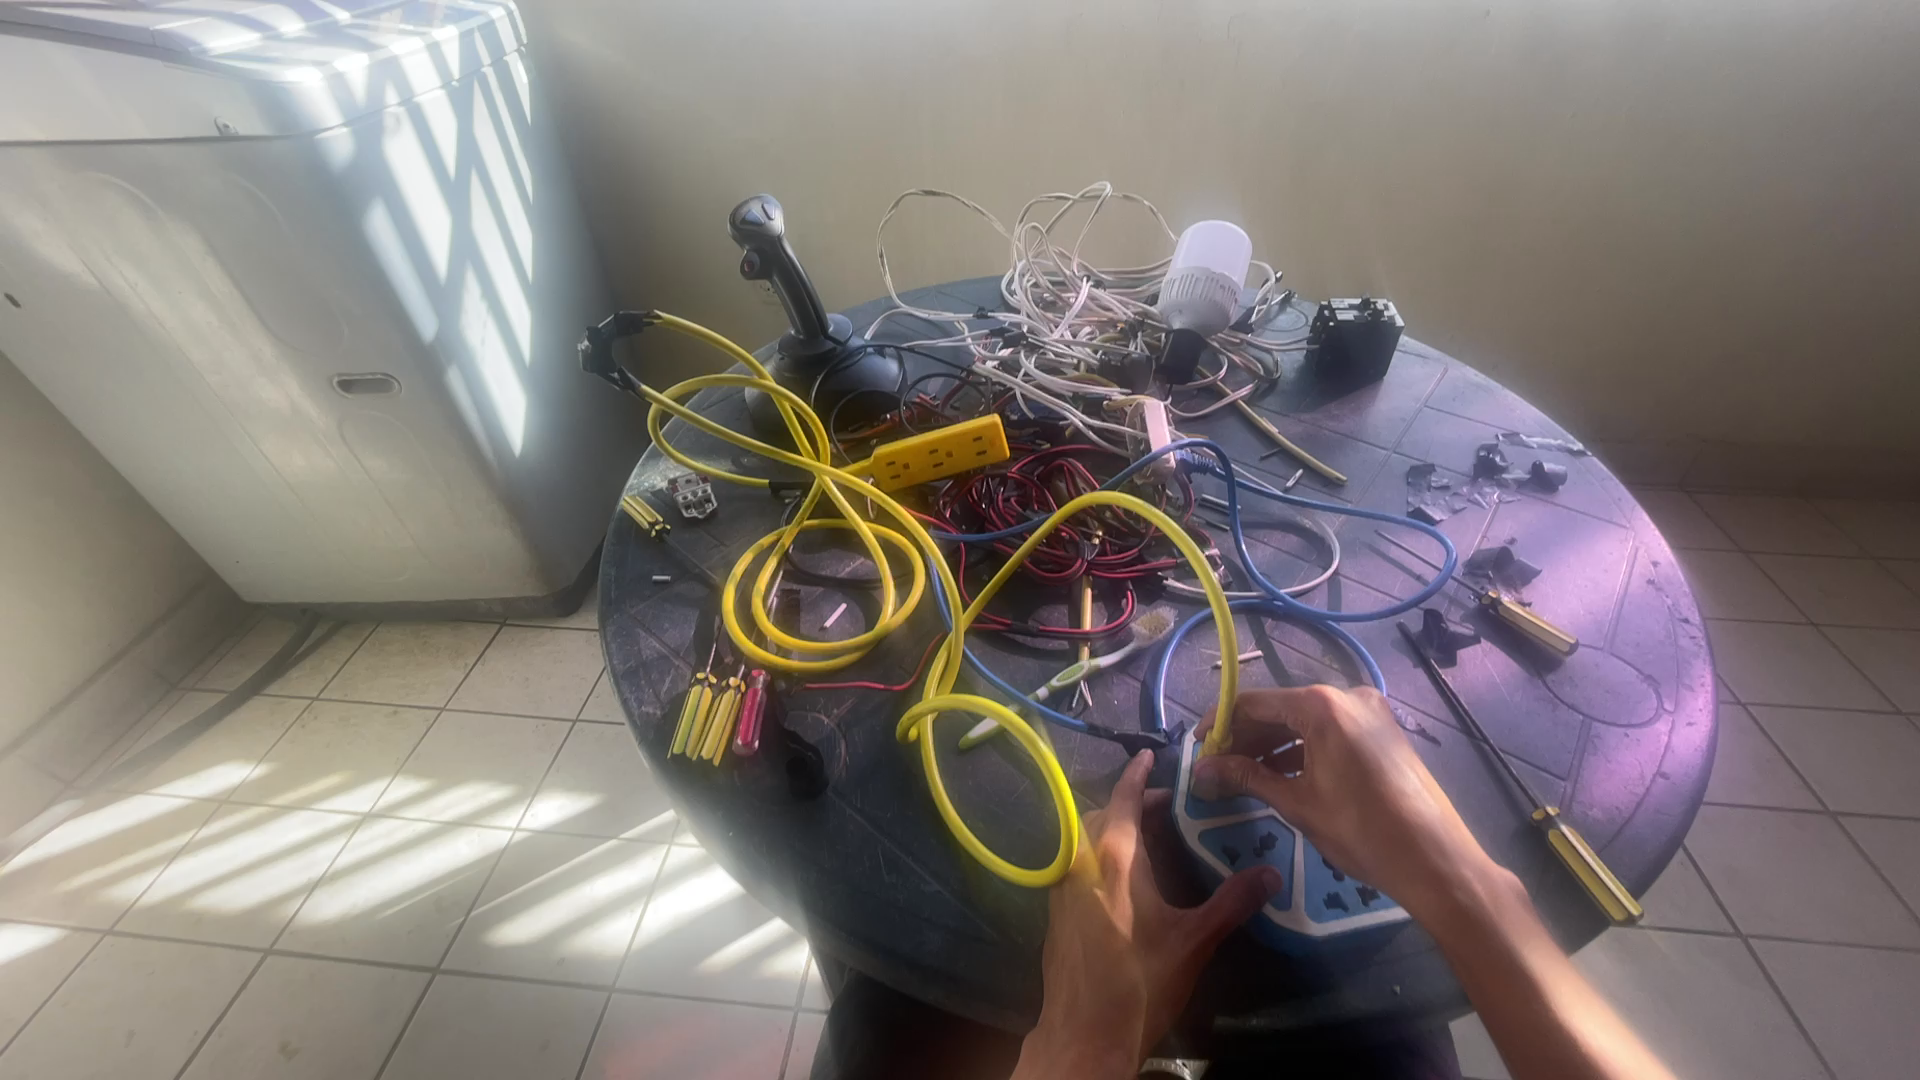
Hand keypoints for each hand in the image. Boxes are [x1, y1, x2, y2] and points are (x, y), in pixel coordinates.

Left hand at [1015, 750, 1282, 1078]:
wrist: (1084, 1030)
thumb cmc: (1141, 981)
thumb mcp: (1193, 941)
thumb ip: (1231, 903)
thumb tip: (1271, 874)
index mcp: (1114, 855)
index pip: (1124, 796)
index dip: (1138, 773)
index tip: (1150, 755)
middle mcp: (1082, 856)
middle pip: (1105, 811)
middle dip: (1132, 801)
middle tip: (1166, 806)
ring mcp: (1063, 879)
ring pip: (1087, 834)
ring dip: (1114, 824)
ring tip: (1149, 833)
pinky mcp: (1055, 901)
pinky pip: (1078, 856)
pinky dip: (1100, 848)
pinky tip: (1123, 872)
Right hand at [1192, 685, 1495, 919]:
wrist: (1439, 864)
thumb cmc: (1362, 831)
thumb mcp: (1296, 803)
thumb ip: (1246, 777)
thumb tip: (1200, 771)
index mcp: (1321, 706)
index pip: (1252, 703)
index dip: (1219, 724)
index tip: (1197, 748)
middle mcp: (1345, 696)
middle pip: (1278, 709)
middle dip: (1244, 737)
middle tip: (1217, 766)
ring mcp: (1368, 711)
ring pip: (1302, 721)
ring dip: (1270, 744)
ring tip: (1242, 774)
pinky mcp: (1381, 730)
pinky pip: (1327, 730)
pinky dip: (1300, 748)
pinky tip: (1278, 773)